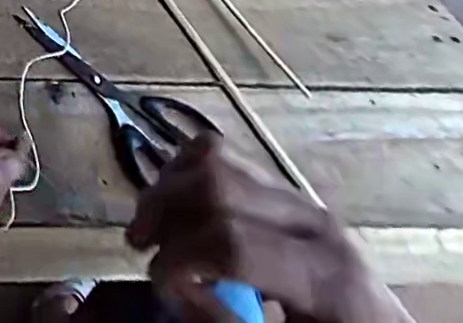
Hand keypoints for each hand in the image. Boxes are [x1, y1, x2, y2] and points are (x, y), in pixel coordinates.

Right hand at [126, 134, 408, 322]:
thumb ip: (229, 320)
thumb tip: (177, 290)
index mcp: (324, 276)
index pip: (233, 242)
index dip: (180, 262)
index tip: (158, 286)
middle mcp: (313, 221)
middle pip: (219, 183)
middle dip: (165, 209)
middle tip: (138, 245)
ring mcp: (302, 199)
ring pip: (219, 155)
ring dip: (171, 182)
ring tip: (150, 221)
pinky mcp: (288, 192)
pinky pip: (229, 157)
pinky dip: (189, 171)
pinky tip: (178, 204)